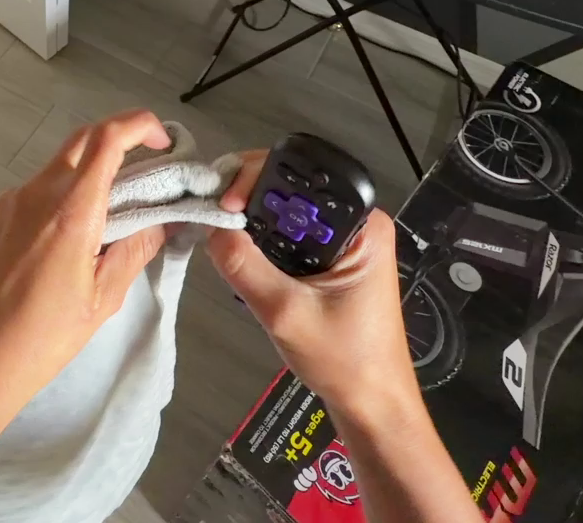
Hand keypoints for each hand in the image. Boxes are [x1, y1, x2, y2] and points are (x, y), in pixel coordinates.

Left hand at [0, 110, 171, 427]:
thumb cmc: (44, 335)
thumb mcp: (103, 298)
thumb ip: (134, 250)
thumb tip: (159, 221)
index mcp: (71, 209)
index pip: (107, 139)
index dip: (140, 125)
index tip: (162, 141)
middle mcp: (38, 191)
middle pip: (83, 140)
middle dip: (119, 141)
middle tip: (145, 168)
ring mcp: (11, 198)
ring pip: (60, 166)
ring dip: (89, 174)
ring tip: (109, 217)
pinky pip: (38, 189)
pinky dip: (63, 195)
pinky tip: (69, 236)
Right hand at [206, 149, 418, 423]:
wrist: (372, 408)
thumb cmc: (344, 360)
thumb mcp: (286, 312)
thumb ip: (245, 266)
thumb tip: (209, 225)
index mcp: (361, 222)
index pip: (297, 173)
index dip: (255, 178)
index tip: (223, 203)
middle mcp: (352, 220)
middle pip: (286, 184)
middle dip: (246, 196)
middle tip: (213, 216)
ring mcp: (340, 238)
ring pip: (281, 207)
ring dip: (249, 218)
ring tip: (220, 232)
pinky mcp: (326, 256)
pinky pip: (284, 230)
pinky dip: (259, 238)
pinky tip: (240, 254)